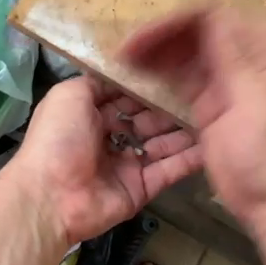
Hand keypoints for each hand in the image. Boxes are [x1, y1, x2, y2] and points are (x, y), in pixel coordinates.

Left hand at [2, 76, 201, 246]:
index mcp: (89, 116)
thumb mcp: (69, 95)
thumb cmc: (58, 138)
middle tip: (203, 90)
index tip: (177, 69)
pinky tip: (212, 143)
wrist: (51, 196)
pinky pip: (169, 171)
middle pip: (147, 120)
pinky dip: (190, 159)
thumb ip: (96, 81)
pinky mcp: (141, 188)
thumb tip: (120, 71)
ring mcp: (127, 165)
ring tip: (215, 112)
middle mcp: (109, 139)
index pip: (125, 97)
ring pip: (162, 144)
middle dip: (170, 107)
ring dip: (185, 130)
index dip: (147, 85)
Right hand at [120, 7, 265, 228]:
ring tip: (124, 57)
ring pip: (188, 57)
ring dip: (158, 53)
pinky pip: (182, 83)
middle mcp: (245, 66)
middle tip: (127, 46)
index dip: (184, 20)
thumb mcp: (255, 103)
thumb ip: (232, 58)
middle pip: (201, 35)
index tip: (149, 32)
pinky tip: (136, 76)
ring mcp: (226, 88)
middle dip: (165, 35)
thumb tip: (212, 13)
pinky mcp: (208, 110)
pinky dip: (161, 76)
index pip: (223, 20)